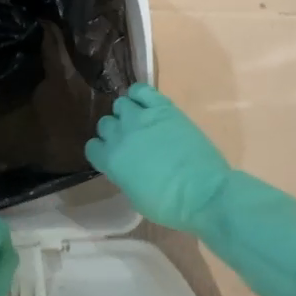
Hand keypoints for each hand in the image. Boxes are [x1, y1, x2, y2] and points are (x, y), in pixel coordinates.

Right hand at [85, 84, 232, 234]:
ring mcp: (141, 118)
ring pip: (120, 104)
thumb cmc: (169, 206)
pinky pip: (141, 90)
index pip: (92, 147)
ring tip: (140, 122)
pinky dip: (140, 95)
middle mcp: (120, 135)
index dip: (103, 150)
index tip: (114, 156)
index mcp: (111, 161)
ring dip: (127, 113)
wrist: (203, 193)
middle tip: (131, 140)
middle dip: (115, 131)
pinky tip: (146, 105)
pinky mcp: (163, 108)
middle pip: (105, 123)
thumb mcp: (135, 198)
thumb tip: (125, 166)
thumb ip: (123, 176)